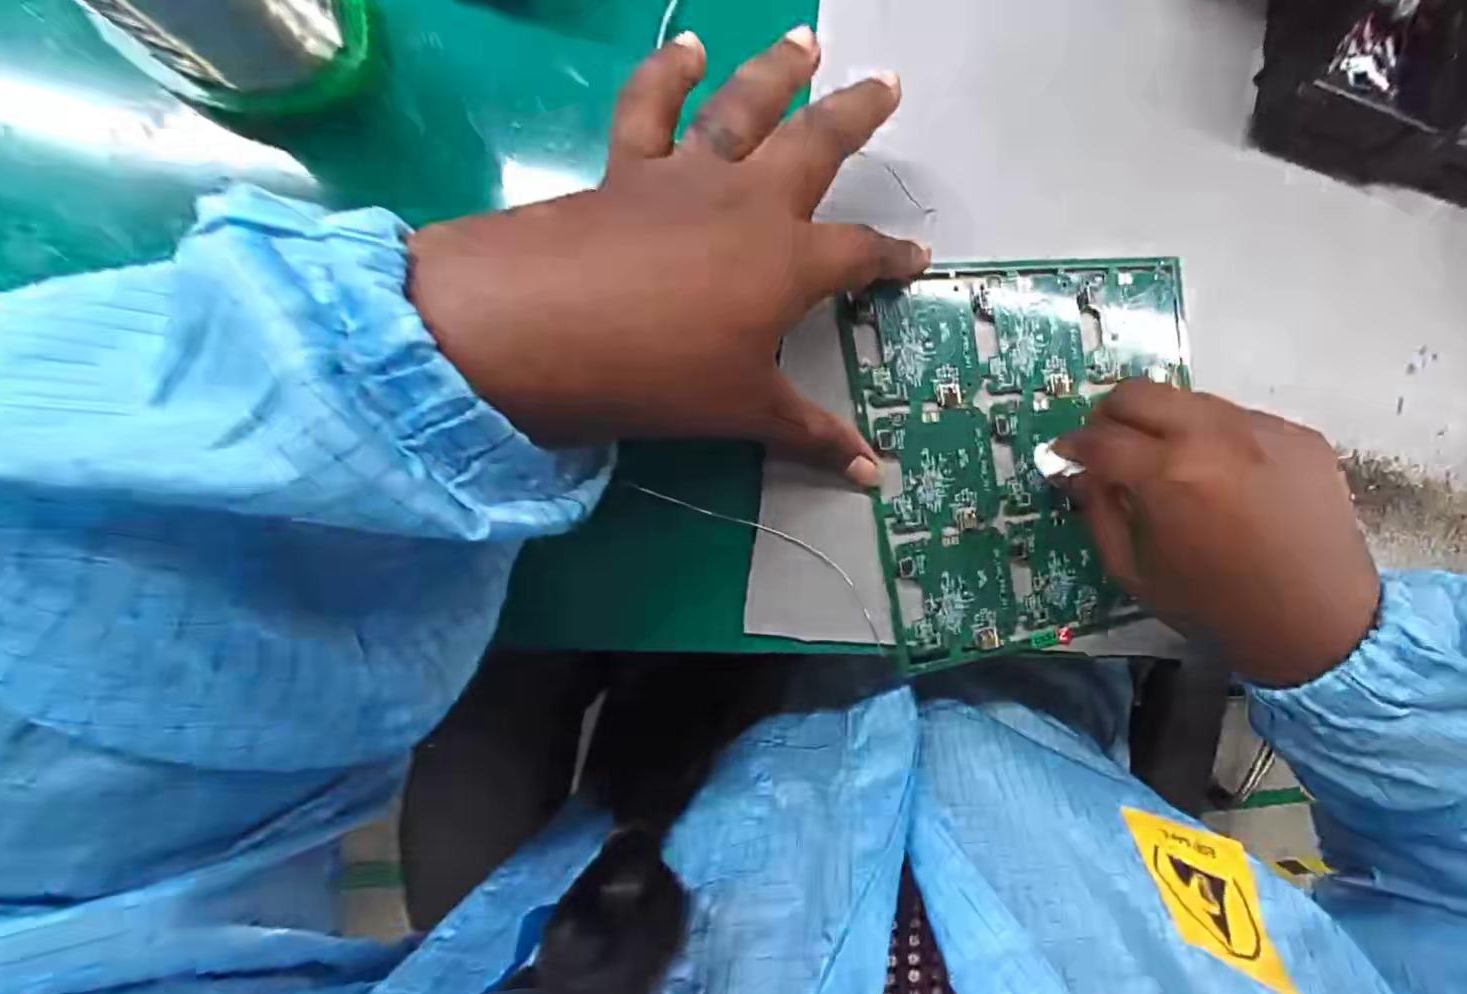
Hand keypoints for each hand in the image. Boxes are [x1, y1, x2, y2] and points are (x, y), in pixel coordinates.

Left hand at [406, 27, 929, 485]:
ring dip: (778, 72)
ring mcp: (687, 178)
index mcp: (789, 261)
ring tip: (805, 41)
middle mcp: (749, 203)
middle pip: (818, 145)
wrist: (549, 334)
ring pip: (744, 107)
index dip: (893, 257)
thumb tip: (872, 476)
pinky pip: (649, 109)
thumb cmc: (666, 376)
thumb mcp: (748, 412)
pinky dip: (666, 73)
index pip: (860, 255)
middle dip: (859, 115)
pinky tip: (685, 47)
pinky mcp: (628, 172)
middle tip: (889, 84)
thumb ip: (814, 437)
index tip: (918, 255)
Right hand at [1056, 382, 1379, 686]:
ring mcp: (1261, 429)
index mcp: (1167, 476)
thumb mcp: (1133, 571)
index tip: (1063, 456)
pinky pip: (1233, 418)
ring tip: (1161, 461)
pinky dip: (1208, 437)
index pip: (1098, 438)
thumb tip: (1076, 473)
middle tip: (1105, 448)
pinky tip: (1216, 475)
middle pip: (1137, 393)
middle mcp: (1213, 437)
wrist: (1317, 624)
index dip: (1070, 446)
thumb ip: (1097, 512)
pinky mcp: (1298, 434)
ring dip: (1158, 422)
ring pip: (1186, 398)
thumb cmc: (1212, 606)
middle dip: (1106, 417)